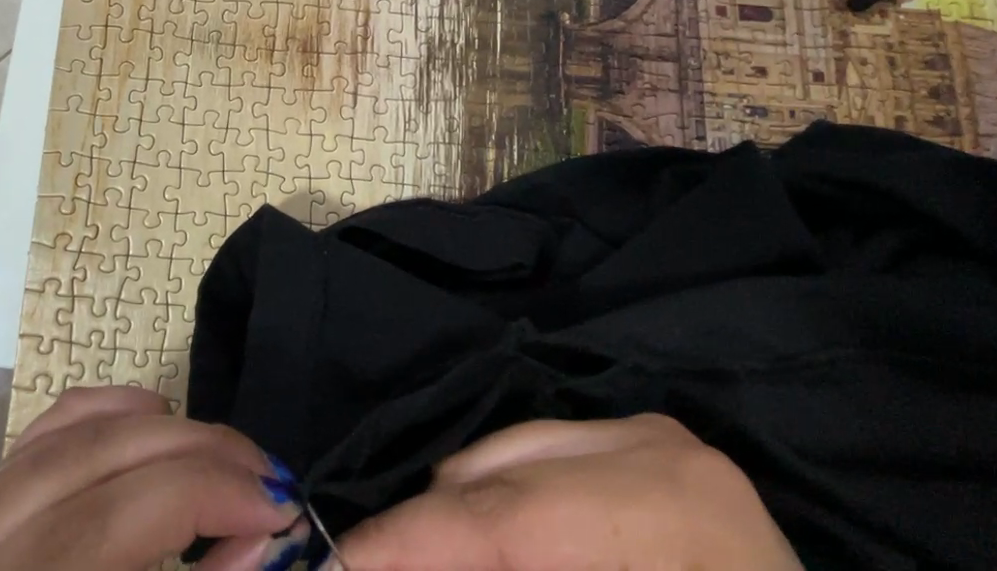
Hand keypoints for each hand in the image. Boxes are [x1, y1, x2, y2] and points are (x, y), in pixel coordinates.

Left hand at [0, 385, 309, 570]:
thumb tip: (257, 535)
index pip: (118, 517)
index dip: (210, 494)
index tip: (281, 507)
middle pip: (94, 459)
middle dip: (199, 451)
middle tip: (267, 477)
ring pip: (63, 433)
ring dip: (161, 428)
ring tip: (226, 455)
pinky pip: (38, 434)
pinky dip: (105, 413)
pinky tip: (152, 415)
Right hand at [334, 414, 800, 570]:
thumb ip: (484, 563)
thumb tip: (388, 559)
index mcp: (657, 519)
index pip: (497, 517)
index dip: (407, 542)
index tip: (338, 565)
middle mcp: (656, 454)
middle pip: (491, 475)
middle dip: (427, 531)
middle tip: (382, 566)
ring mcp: (659, 438)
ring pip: (508, 451)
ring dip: (465, 513)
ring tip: (446, 555)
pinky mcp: (657, 442)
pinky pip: (545, 452)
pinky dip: (508, 498)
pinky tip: (501, 541)